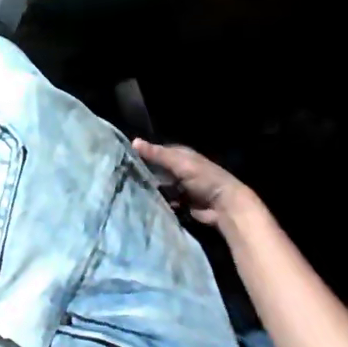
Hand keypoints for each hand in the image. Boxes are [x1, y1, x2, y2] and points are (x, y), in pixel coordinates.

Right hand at [133, 139, 257, 225]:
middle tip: (124, 177)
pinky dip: (159, 201)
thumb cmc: (203, 179)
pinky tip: (146, 203)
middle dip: (145, 173)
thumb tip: (133, 141)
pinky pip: (166, 200)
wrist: (223, 205)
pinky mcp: (182, 202)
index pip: (158, 152)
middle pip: (158, 169)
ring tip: (131, 191)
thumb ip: (157, 154)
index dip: (143, 154)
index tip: (124, 159)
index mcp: (182, 155)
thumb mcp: (179, 163)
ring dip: (151, 188)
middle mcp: (181, 169)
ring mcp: (181, 186)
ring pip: (161, 185)